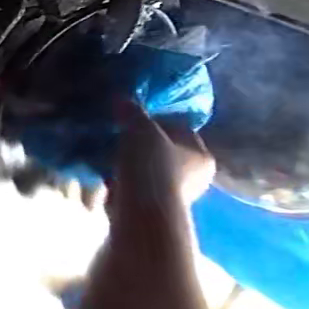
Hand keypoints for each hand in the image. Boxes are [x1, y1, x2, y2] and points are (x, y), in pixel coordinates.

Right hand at [108, 101, 215, 217]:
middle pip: (163, 150)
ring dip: (129, 163)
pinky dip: (122, 180)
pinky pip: (135, 186)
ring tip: (107, 155)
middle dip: (140, 144)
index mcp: (202, 154)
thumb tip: (122, 99)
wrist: (140, 210)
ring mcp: (174, 194)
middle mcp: (195, 176)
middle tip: (117, 136)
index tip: (130, 119)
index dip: (154, 120)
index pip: (179, 129)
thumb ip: (132, 112)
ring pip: (148, 169)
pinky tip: (105, 175)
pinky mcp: (152, 208)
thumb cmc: (151, 164)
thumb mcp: (139, 128)